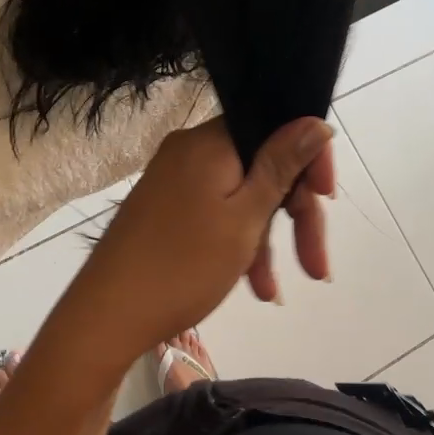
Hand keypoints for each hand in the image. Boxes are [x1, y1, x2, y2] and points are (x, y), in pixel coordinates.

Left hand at [58, 117, 333, 354]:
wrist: (107, 313)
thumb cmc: (183, 265)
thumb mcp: (245, 217)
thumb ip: (281, 166)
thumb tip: (315, 121)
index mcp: (209, 141)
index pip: (274, 126)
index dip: (308, 160)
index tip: (326, 199)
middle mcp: (190, 149)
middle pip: (260, 164)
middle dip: (294, 213)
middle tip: (315, 264)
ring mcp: (174, 177)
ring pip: (240, 194)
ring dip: (266, 237)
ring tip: (275, 291)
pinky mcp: (164, 205)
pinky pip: (215, 210)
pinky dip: (237, 240)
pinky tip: (254, 285)